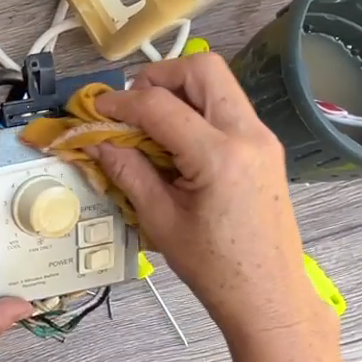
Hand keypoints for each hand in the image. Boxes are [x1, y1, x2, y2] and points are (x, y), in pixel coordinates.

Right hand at [87, 54, 327, 342]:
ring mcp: (261, 138)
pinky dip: (193, 110)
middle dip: (157, 77)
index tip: (95, 111)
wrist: (266, 292)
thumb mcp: (159, 219)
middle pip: (202, 69)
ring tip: (145, 124)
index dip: (120, 103)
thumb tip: (100, 142)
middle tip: (128, 105)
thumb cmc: (214, 266)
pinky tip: (170, 142)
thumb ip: (128, 171)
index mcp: (218, 156)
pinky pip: (225, 108)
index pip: (160, 105)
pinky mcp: (263, 148)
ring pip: (218, 84)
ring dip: (177, 91)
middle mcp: (248, 135)